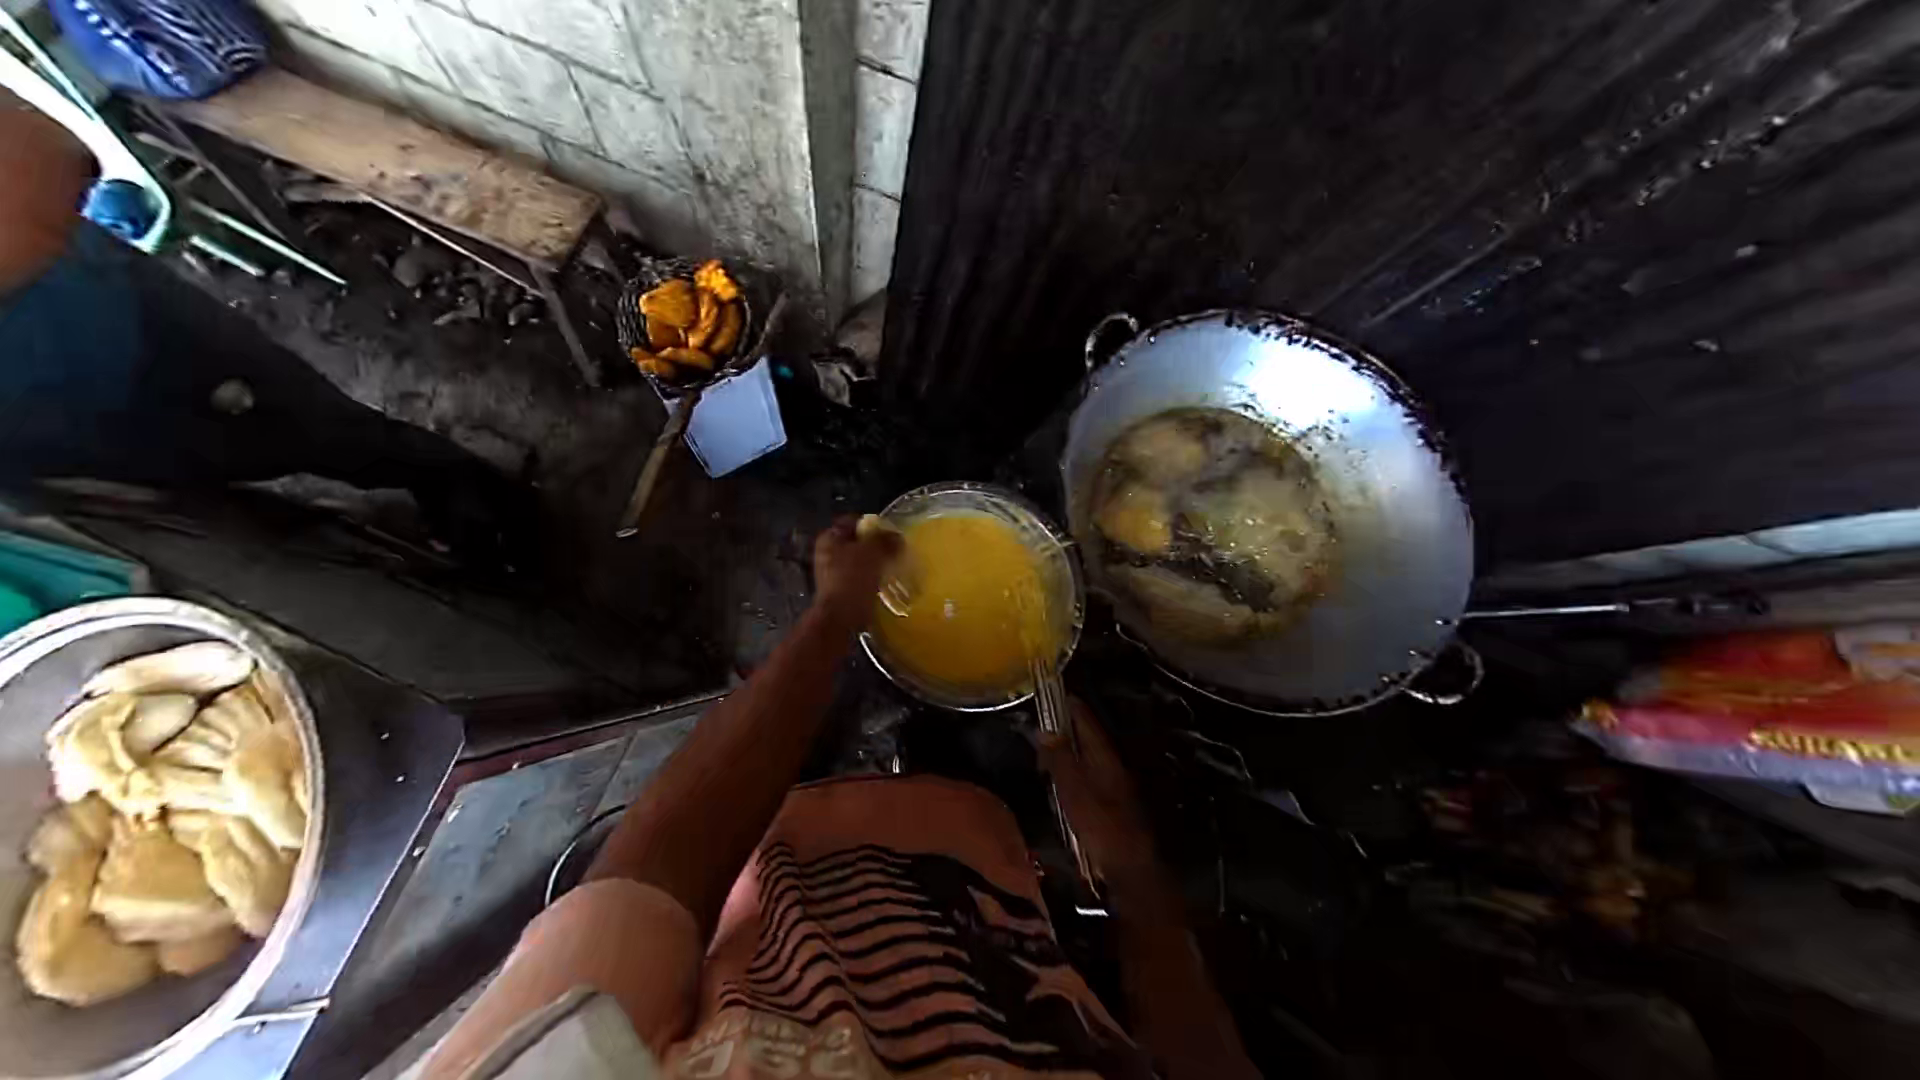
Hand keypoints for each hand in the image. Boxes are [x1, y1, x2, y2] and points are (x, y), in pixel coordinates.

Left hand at [811, 516, 899, 628]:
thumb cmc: (852, 579)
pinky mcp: (842, 592)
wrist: (840, 619)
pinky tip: (887, 584)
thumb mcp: (872, 552)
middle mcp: (828, 554)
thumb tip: (897, 536)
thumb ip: (885, 540)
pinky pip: (861, 580)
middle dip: (877, 547)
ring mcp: (833, 575)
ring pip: (861, 563)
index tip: (891, 533)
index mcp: (830, 538)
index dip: (873, 524)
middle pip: (858, 543)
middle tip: (896, 550)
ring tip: (895, 568)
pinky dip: (874, 581)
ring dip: (877, 565)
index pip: (854, 521)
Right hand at [1040, 699, 1159, 888]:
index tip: (1048, 691)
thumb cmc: (1101, 827)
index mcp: (1104, 756)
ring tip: (1043, 751)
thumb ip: (1059, 758)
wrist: (1131, 868)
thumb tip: (1045, 728)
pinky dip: (1072, 769)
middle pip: (1087, 735)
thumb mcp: (1073, 791)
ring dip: (1067, 749)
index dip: (1067, 704)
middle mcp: (1112, 764)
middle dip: (1064, 726)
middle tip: (1039, 723)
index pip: (1085, 719)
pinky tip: (1059, 779)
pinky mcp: (1112, 801)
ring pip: (1087, 755)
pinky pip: (1088, 773)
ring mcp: (1115, 783)